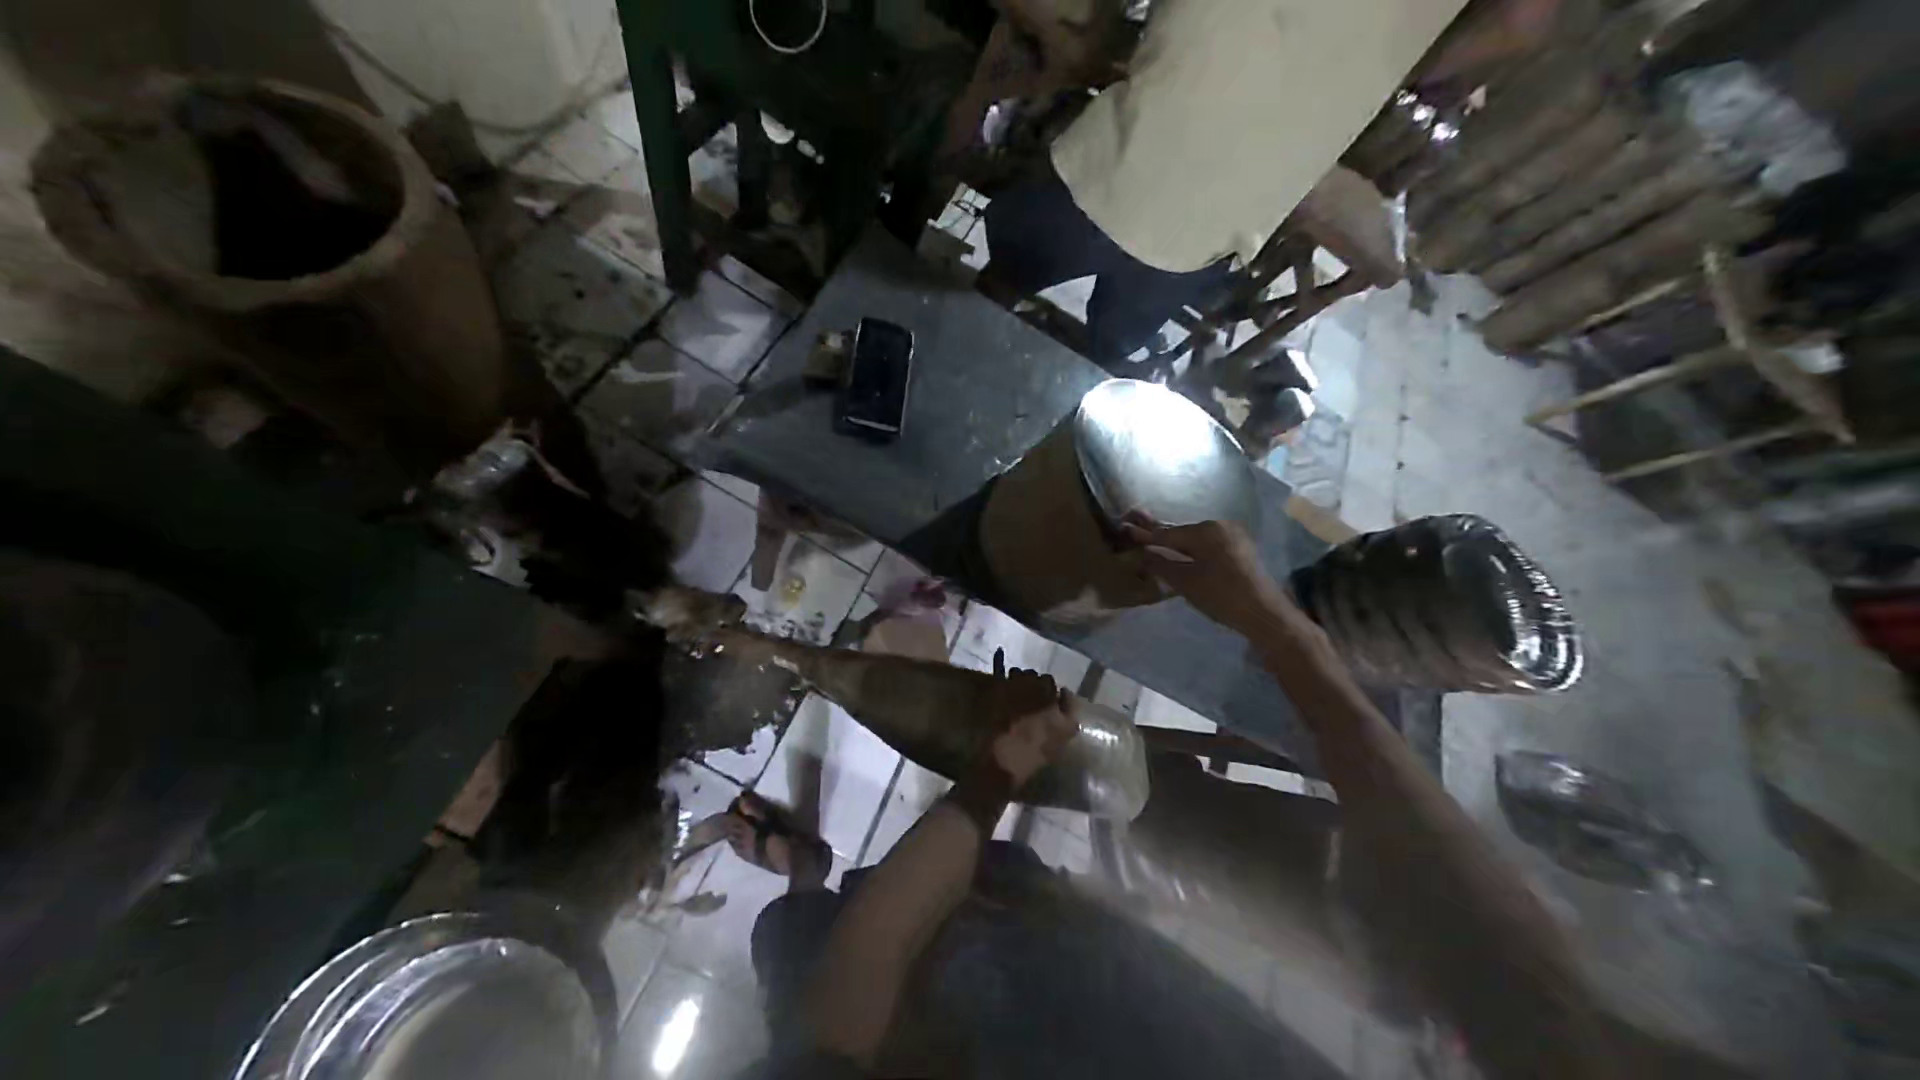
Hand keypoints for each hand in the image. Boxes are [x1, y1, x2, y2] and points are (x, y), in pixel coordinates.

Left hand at [984, 651, 1072, 785]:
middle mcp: (1032, 684)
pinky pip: (1000, 670)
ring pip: (1019, 673)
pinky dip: (1000, 663)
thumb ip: (1069, 710)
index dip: (1048, 692)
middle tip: (1029, 698)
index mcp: (1050, 694)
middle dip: (1033, 684)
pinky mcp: (995, 688)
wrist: (1002, 760)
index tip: (1045, 701)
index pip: (1050, 683)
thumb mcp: (1063, 734)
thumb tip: (1066, 691)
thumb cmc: (1035, 751)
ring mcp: (1012, 685)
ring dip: (1019, 679)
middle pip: (1035, 677)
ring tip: (1015, 691)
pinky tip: (1000, 655)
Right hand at [1119, 513, 1291, 634]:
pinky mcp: (1243, 550)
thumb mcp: (1184, 581)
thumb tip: (1140, 553)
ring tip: (1161, 556)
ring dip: (1180, 549)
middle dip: (1164, 541)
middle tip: (1142, 545)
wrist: (1264, 614)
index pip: (1168, 533)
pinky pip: (1211, 547)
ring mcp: (1235, 537)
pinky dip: (1196, 554)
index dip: (1145, 536)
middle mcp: (1220, 526)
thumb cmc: (1220, 595)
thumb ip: (1159, 563)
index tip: (1125, 529)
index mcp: (1206, 530)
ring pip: (1198, 541)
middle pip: (1183, 534)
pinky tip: (1187, 563)